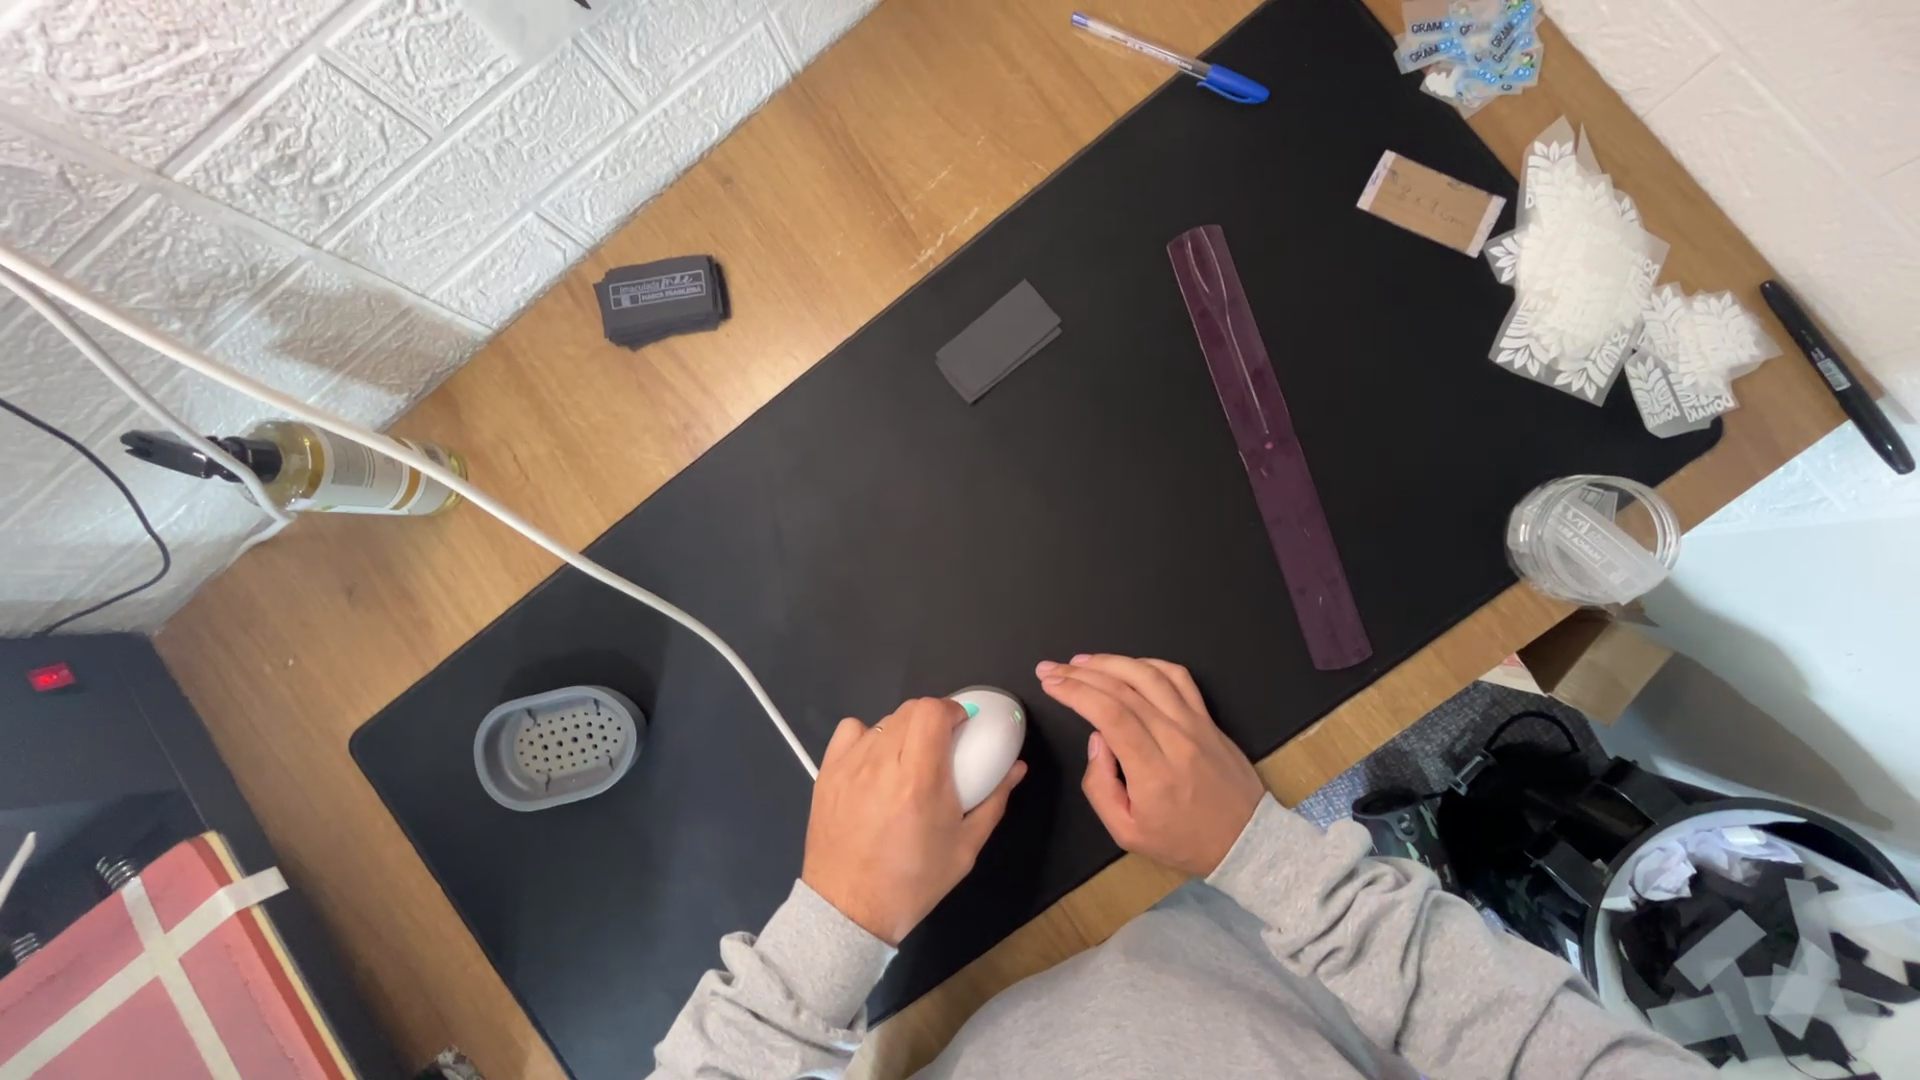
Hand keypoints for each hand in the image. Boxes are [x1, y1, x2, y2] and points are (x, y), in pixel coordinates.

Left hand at [802, 697, 1026, 944]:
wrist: (850, 910)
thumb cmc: (914, 881)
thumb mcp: (966, 847)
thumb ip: (994, 800)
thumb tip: (1016, 768)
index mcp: (919, 780)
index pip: (932, 712)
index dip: (952, 709)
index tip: (962, 725)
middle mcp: (882, 764)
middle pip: (910, 709)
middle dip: (932, 717)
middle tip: (943, 744)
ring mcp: (850, 766)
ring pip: (884, 719)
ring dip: (904, 729)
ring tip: (910, 758)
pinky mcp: (827, 772)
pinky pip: (851, 731)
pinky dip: (868, 735)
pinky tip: (876, 759)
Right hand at [1037, 655, 1263, 876]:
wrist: (1245, 841)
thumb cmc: (1182, 841)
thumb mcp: (1127, 833)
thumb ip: (1099, 787)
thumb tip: (1096, 740)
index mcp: (1153, 772)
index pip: (1110, 714)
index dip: (1076, 692)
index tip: (1051, 684)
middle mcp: (1176, 739)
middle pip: (1123, 689)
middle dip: (1079, 673)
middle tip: (1051, 668)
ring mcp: (1196, 724)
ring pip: (1149, 675)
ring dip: (1110, 661)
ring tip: (1081, 661)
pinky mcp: (1207, 717)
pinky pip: (1178, 677)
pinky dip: (1148, 663)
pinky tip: (1126, 665)